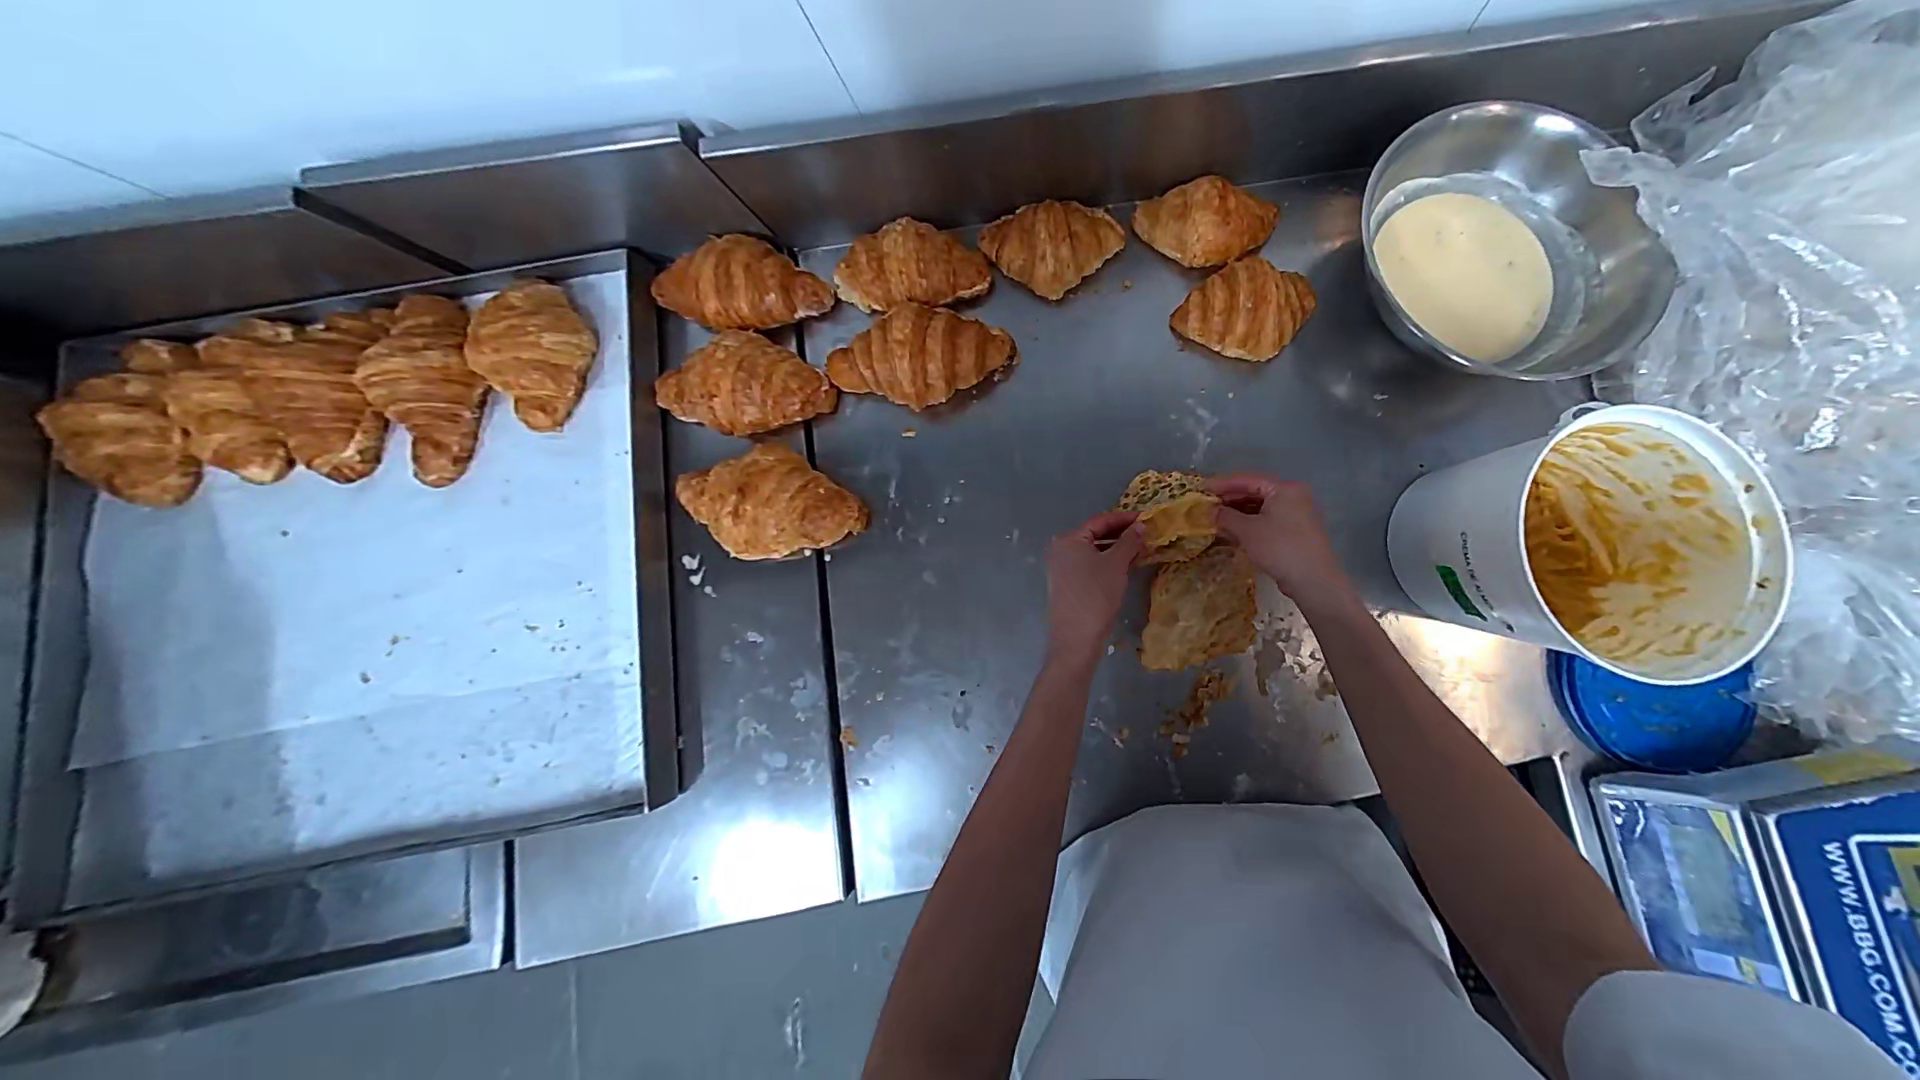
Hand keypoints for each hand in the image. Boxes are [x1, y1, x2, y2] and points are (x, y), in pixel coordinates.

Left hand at [1045, 510, 1143, 665]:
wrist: (1077, 637)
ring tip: (1141, 548)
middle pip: (1095, 534)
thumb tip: (1141, 525)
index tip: (1146, 517)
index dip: (1124, 518)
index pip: (1100, 520)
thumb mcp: (1116, 564)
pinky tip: (1126, 564)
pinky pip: (1090, 565)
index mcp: (1068, 539)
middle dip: (1121, 534)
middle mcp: (1060, 550)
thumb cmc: (1096, 594)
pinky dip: (1108, 562)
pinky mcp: (1067, 583)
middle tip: (1146, 533)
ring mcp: (1062, 568)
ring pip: (1094, 551)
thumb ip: (1129, 541)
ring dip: (1116, 549)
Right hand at [1209, 474, 1356, 613]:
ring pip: (1262, 507)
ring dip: (1238, 513)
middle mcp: (1294, 496)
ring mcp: (1298, 513)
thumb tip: (1210, 511)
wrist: (1312, 579)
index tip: (1201, 489)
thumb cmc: (1278, 547)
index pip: (1247, 480)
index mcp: (1284, 488)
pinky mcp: (1297, 530)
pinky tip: (1234, 532)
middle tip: (1207, 506)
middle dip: (1230, 500)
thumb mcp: (1246, 530)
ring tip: (1216, 519)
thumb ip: (1225, 516)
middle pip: (1255, 492)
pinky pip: (1269, 520)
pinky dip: (1251, 523)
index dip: (1221, 485)